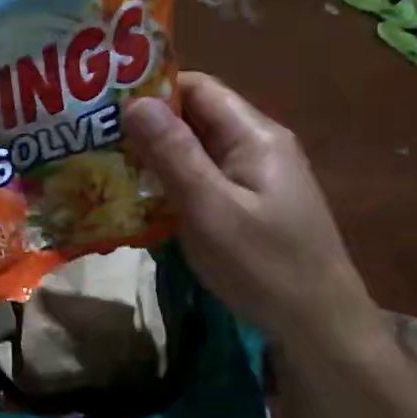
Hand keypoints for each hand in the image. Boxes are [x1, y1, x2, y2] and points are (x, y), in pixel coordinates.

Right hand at [125, 72, 379, 349]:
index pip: (198, 88)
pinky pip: (204, 180)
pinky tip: (141, 200)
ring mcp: (256, 177)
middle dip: (147, 125)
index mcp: (255, 135)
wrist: (321, 329)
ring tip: (107, 166)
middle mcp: (258, 146)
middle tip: (95, 138)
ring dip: (156, 157)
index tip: (106, 104)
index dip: (151, 89)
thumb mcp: (210, 208)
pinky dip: (172, 184)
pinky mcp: (250, 205)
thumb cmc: (264, 265)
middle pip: (196, 118)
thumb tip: (134, 102)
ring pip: (197, 151)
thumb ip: (173, 154)